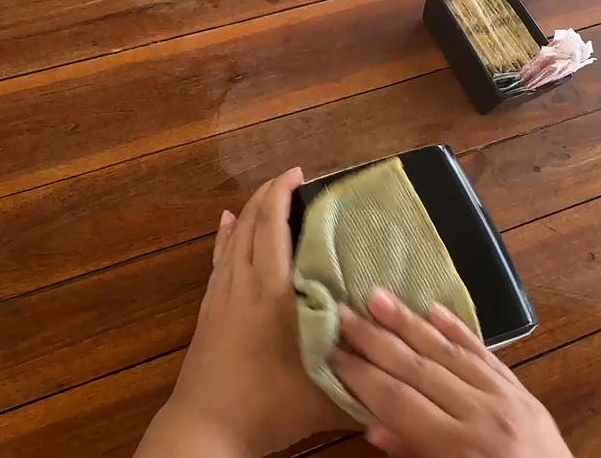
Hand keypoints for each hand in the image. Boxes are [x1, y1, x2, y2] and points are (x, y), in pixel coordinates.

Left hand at [136, 168, 349, 457]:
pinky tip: (227, 222)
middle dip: (270, 193)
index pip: (273, 224)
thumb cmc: (268, 406)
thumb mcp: (325, 394)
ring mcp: (222, 291)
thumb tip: (394, 353)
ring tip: (267, 194)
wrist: (207, 427)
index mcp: (271, 289)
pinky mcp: (209, 306)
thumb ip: (362, 374)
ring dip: (251, 209)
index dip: (283, 192)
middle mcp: (243, 280)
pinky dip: (226, 234)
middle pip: (252, 221)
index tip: (299, 173)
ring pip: (235, 235)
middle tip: (291, 179)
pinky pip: (219, 256)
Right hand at [332, 289, 572, 457]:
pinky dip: (459, 330)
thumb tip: (372, 424)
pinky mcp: (525, 393)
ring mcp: (506, 400)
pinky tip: (434, 308)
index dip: (361, 375)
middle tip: (342, 312)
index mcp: (460, 450)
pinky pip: (486, 355)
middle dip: (375, 339)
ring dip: (409, 322)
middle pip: (417, 368)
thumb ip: (414, 456)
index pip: (398, 401)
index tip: (330, 351)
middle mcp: (482, 416)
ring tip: (377, 296)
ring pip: (448, 351)